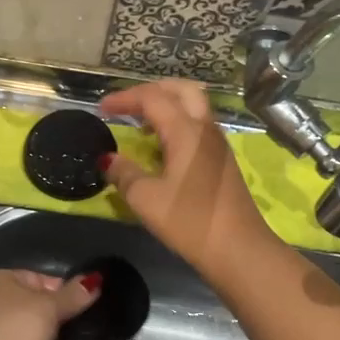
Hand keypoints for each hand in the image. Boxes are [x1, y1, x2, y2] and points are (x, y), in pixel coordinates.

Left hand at [0, 268, 99, 339]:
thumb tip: (96, 278)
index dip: (64, 289)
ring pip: (31, 330)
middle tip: (85, 326)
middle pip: (35, 304)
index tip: (86, 304)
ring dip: (50, 338)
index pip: (40, 277)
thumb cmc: (15, 330)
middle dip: (59, 316)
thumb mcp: (49, 308)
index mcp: (0, 279)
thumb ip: (73, 294)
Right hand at [99, 80, 276, 278]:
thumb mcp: (145, 199)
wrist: (238, 249)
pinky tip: (162, 148)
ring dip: (167, 106)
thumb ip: (124, 174)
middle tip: (127, 105)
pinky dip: (177, 124)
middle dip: (152, 90)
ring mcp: (218, 145)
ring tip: (141, 126)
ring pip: (193, 107)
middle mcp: (205, 129)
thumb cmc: (189, 222)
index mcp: (186, 131)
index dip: (124, 98)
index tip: (101, 109)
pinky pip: (198, 127)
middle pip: (182, 90)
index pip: (152, 98)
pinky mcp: (223, 162)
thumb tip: (109, 160)